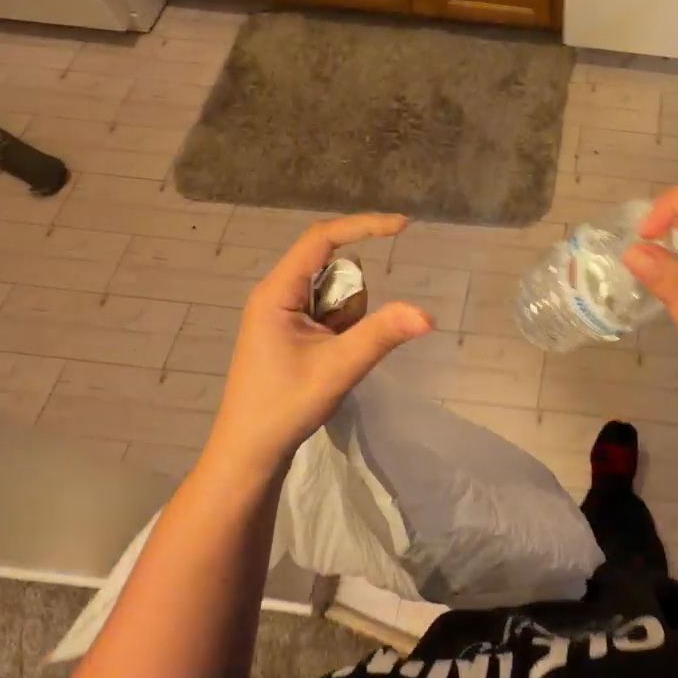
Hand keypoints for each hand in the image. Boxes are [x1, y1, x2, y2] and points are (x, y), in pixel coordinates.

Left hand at [205, 214, 430, 474]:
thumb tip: (428, 315)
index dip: (363, 225)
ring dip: (350, 319)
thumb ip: (381, 334)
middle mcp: (277, 292)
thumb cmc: (283, 407)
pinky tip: (327, 361)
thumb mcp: (338, 368)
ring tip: (330, 358)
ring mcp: (284, 310)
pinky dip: (344, 330)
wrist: (250, 452)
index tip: (403, 226)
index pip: (322, 238)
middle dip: (352, 300)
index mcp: (277, 291)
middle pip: (334, 268)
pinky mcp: (293, 328)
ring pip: (339, 291)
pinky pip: (334, 311)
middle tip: (340, 341)